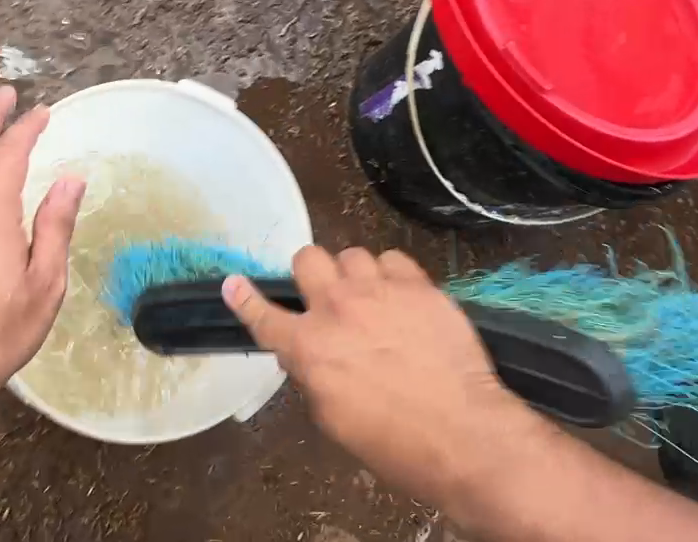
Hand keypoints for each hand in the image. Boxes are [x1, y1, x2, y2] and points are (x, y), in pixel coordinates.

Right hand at [223, 247, 542, 508]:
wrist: (463, 435)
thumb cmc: (395, 443)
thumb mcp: (334, 419)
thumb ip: (313, 374)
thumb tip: (311, 352)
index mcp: (309, 348)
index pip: (263, 315)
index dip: (245, 298)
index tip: (234, 283)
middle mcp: (337, 309)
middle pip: (307, 258)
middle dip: (312, 274)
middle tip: (327, 295)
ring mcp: (378, 290)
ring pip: (351, 254)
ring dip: (356, 275)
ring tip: (373, 299)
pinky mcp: (417, 284)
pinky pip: (392, 259)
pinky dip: (392, 275)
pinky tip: (403, 297)